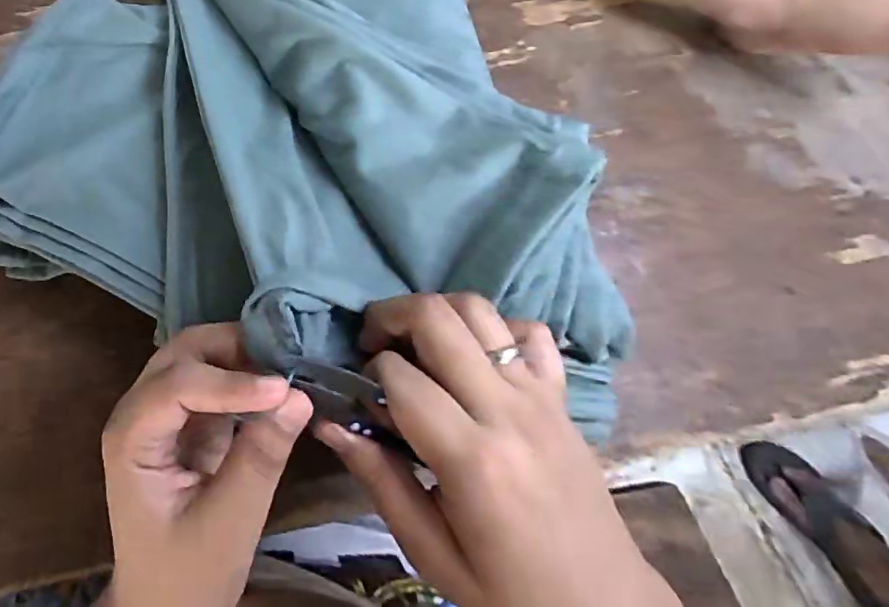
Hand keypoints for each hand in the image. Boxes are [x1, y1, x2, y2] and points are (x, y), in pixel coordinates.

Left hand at [100, 324, 313, 606]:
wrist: (165, 606)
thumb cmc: (187, 575)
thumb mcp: (228, 525)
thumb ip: (259, 458)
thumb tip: (298, 397)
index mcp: (130, 437)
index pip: (178, 385)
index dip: (230, 381)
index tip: (283, 387)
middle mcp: (137, 410)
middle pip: (182, 354)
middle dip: (233, 349)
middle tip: (286, 361)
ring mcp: (158, 410)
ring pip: (196, 356)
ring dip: (239, 355)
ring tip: (285, 367)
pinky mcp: (183, 418)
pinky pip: (212, 379)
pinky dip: (243, 375)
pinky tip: (275, 383)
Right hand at [314, 294, 678, 606]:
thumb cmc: (510, 594)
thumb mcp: (432, 552)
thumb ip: (379, 479)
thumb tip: (326, 422)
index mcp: (473, 460)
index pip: (400, 376)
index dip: (369, 372)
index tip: (366, 397)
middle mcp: (507, 412)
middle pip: (437, 318)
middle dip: (390, 316)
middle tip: (373, 342)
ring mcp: (541, 397)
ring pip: (478, 310)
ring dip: (435, 311)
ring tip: (417, 342)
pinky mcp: (562, 397)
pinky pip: (530, 330)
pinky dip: (496, 328)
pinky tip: (476, 357)